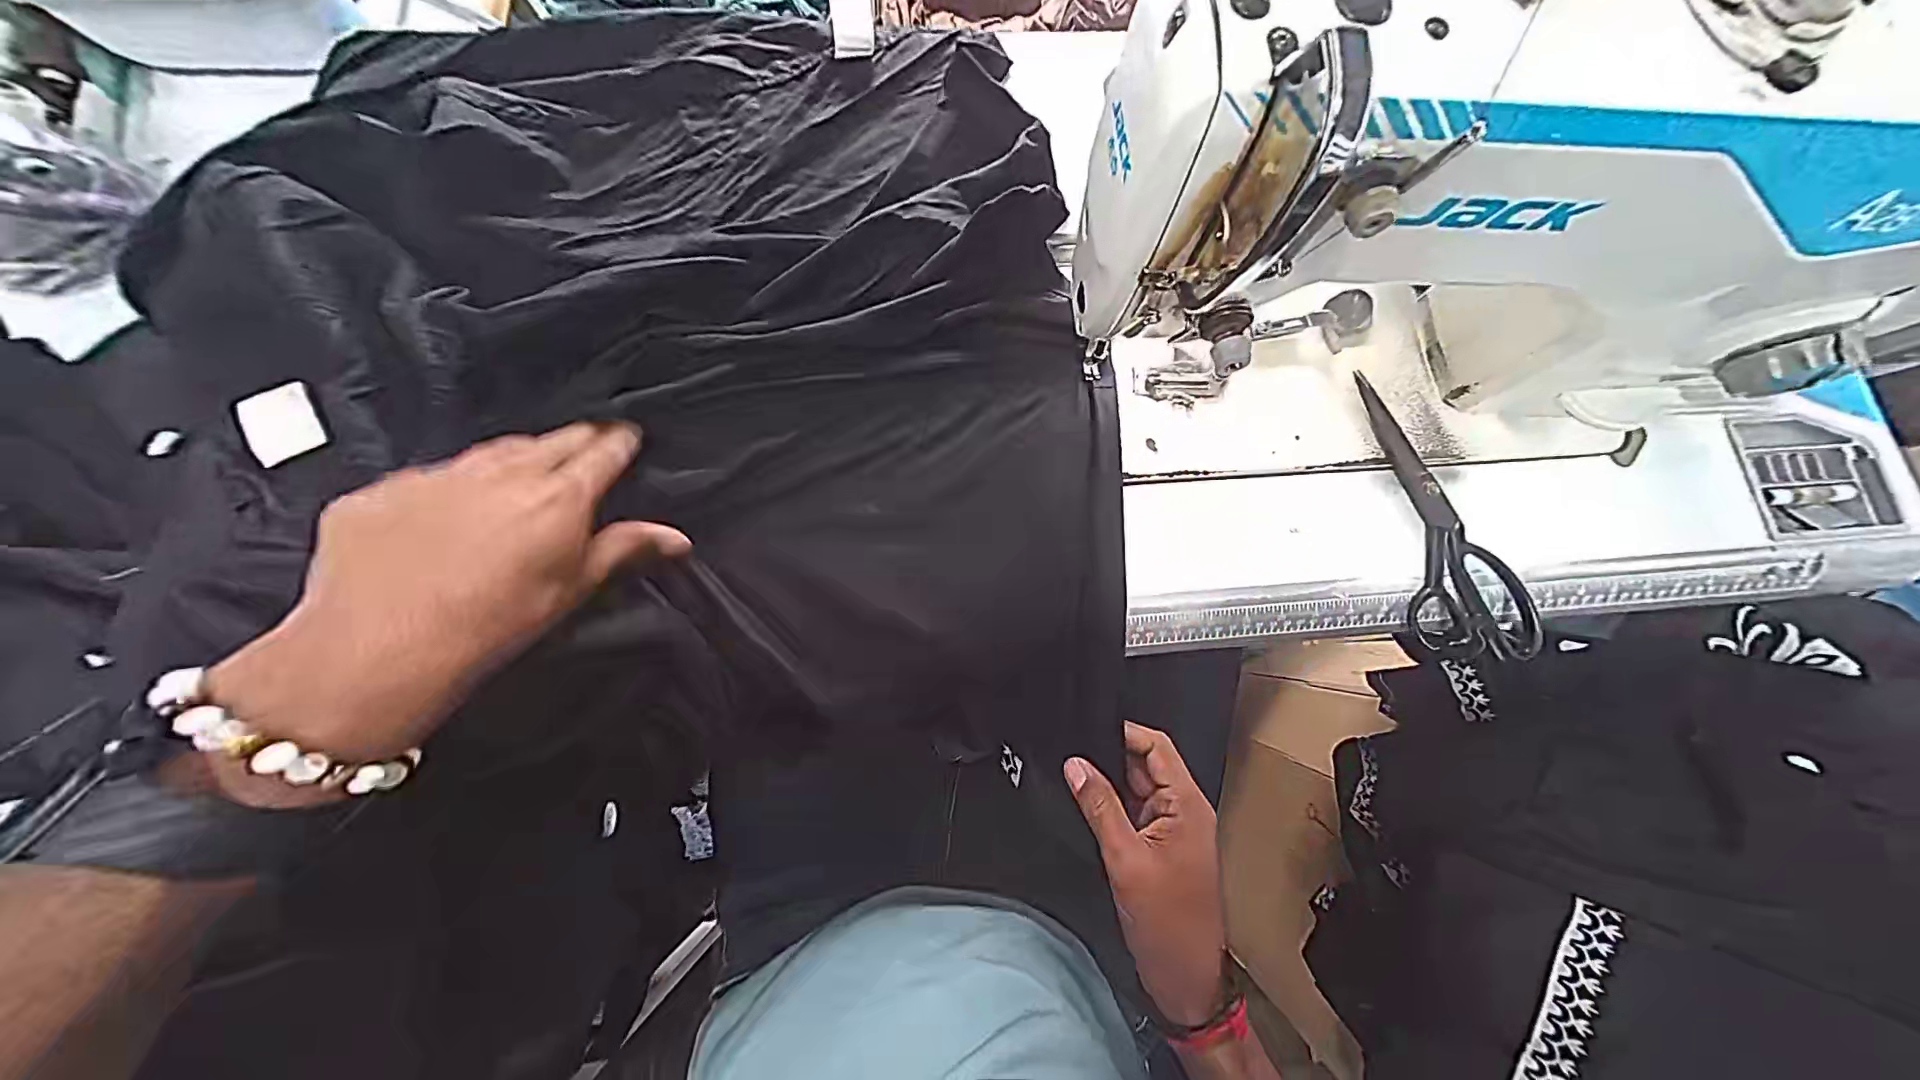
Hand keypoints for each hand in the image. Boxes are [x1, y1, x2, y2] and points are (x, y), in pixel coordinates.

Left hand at [200, 423, 688, 804]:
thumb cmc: (487, 625)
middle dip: (575, 441)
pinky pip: (434, 473)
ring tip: (522, 482)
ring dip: (516, 458)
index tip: (626, 437)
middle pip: (552, 440)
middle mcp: (501, 474)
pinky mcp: (386, 488)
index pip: (602, 450)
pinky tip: (452, 516)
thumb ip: (625, 549)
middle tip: (587, 449)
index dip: (620, 440)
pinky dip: (454, 485)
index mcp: (557, 497)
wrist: (377, 648)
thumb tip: (674, 538)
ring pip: (493, 451)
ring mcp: (439, 475)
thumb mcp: (572, 588)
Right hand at [1065, 722, 1226, 1026]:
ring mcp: (1170, 828)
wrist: (1185, 980)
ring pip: (1134, 787)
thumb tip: (1075, 764)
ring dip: (1107, 782)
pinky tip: (1085, 804)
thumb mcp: (1125, 858)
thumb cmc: (1166, 923)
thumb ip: (1099, 806)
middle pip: (1144, 764)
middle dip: (1108, 756)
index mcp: (1187, 805)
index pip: (1157, 746)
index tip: (1085, 728)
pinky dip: (1110, 806)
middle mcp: (1182, 810)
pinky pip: (1131, 811)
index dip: (1124, 732)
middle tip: (1070, 755)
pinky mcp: (1157, 846)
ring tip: (1072, 776)